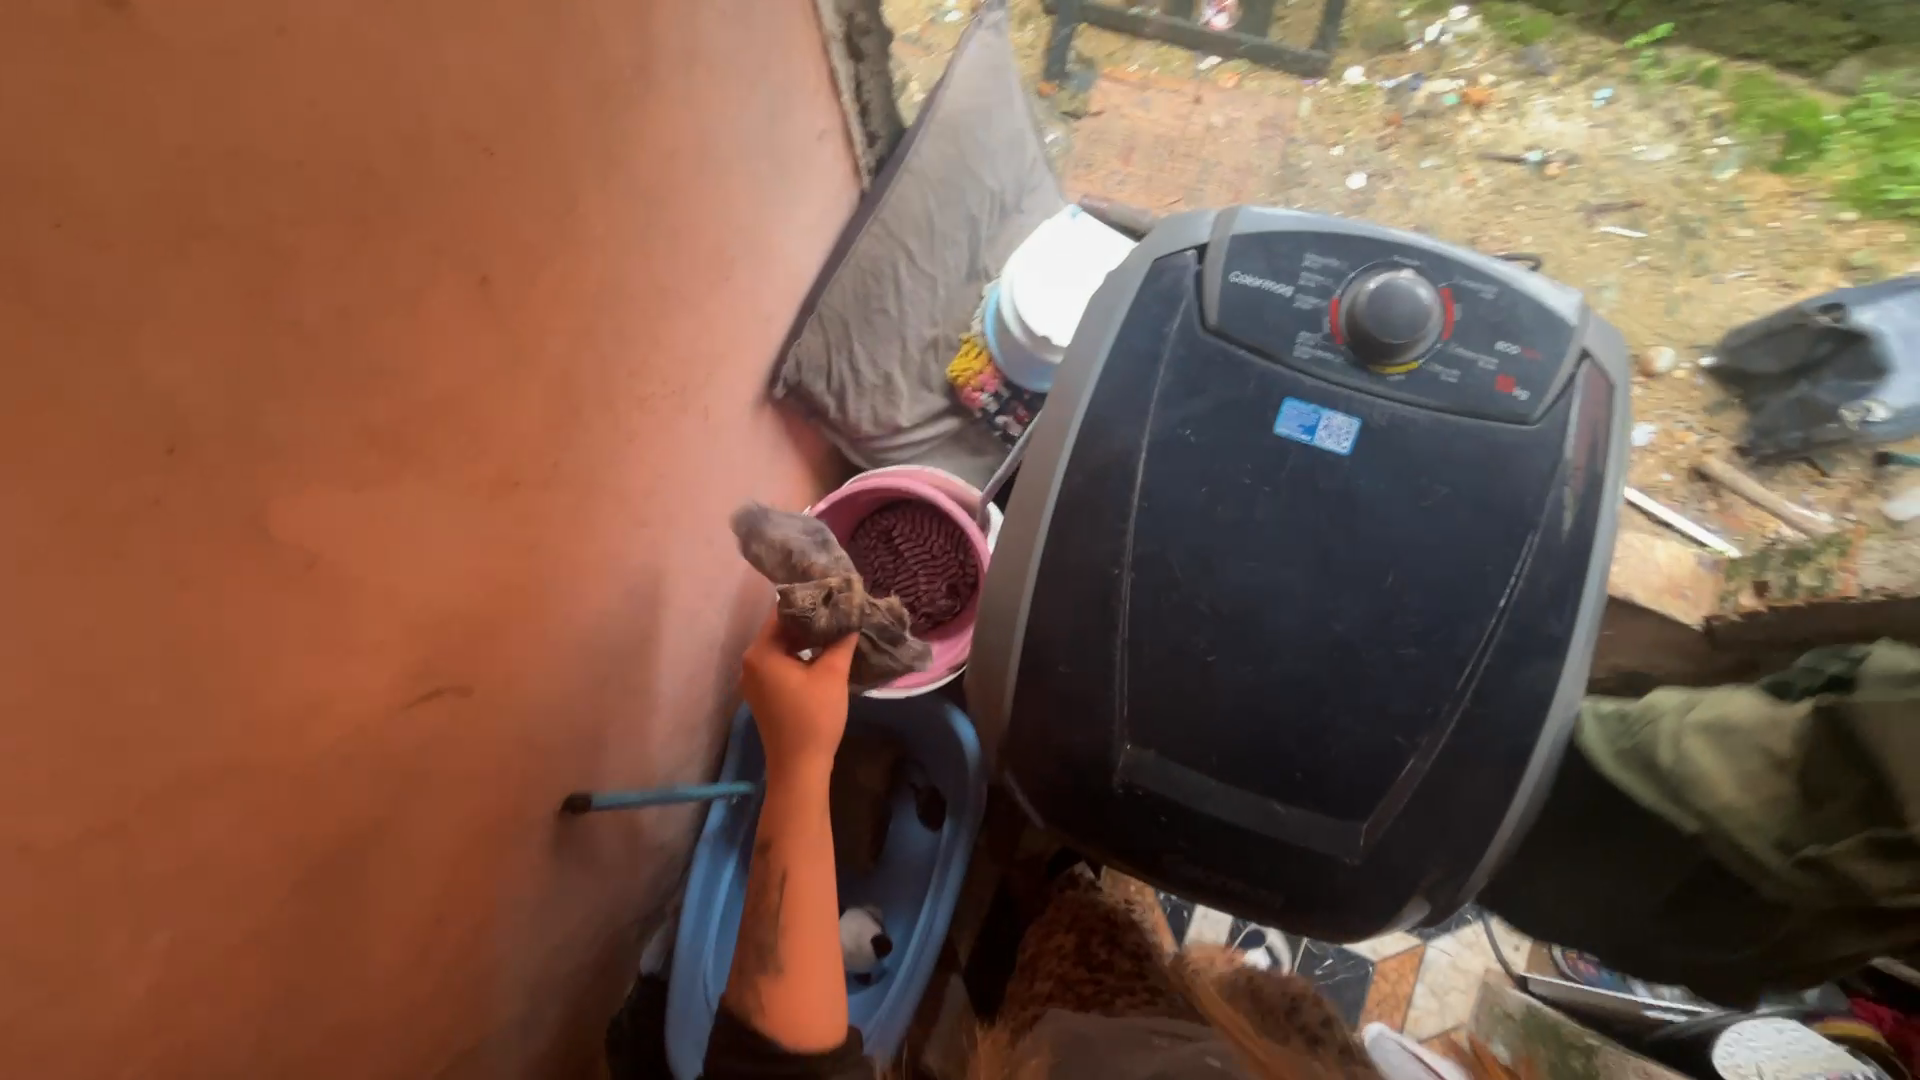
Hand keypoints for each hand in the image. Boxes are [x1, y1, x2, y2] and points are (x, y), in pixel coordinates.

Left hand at [740, 613, 856, 775]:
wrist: (799, 767)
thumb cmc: (814, 717)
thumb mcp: (832, 674)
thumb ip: (840, 641)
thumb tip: (851, 618)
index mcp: (761, 652)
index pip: (782, 613)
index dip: (809, 602)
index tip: (832, 595)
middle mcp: (750, 662)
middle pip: (781, 630)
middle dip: (810, 621)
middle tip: (839, 611)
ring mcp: (754, 681)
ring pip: (782, 648)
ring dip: (806, 640)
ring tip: (835, 629)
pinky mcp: (762, 695)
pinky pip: (780, 665)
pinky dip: (799, 658)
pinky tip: (823, 655)